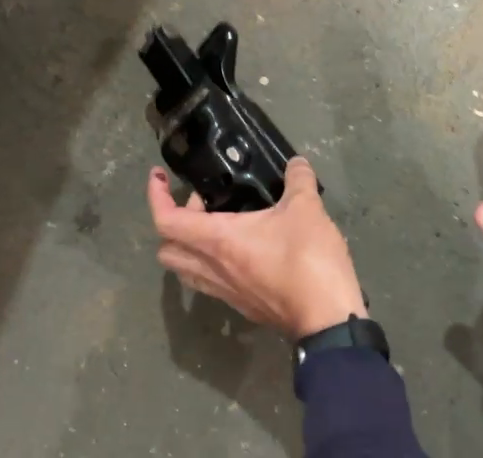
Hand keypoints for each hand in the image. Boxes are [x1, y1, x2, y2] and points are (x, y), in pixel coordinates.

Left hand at [146, 157, 367, 338]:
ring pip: (186, 270)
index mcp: (218, 240)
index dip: (156, 196)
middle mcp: (212, 268)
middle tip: (202, 202)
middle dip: (173, 222)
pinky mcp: (241, 305)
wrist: (326, 319)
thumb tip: (296, 162)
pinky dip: (210, 264)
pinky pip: (210, 283)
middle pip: (166, 250)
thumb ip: (298, 180)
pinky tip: (242, 249)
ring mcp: (225, 292)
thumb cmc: (307, 259)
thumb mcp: (306, 208)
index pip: (167, 221)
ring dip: (189, 246)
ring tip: (218, 224)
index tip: (160, 177)